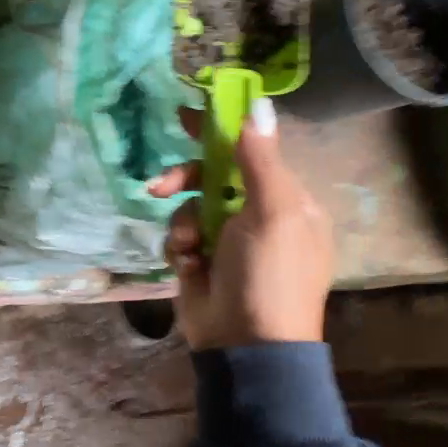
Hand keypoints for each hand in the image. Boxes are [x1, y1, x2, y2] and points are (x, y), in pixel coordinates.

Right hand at [148, 98, 332, 350]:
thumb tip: (259, 105)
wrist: (246, 341)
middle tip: (160, 186)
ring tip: (187, 246)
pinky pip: (178, 237)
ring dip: (181, 223)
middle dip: (185, 180)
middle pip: (211, 177)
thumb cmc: (269, 273)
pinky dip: (178, 248)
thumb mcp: (273, 211)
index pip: (251, 151)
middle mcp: (257, 216)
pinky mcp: (200, 262)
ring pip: (188, 207)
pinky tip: (188, 265)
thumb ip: (261, 158)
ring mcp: (227, 240)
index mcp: (287, 200)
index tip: (185, 115)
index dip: (219, 132)